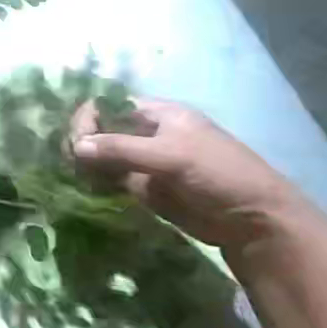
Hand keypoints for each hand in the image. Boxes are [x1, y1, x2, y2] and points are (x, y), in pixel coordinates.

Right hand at [69, 97, 313, 250]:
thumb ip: (121, 149)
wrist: (252, 222)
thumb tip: (76, 146)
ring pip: (99, 154)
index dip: (88, 119)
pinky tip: (86, 187)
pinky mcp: (140, 185)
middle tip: (73, 161)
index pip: (108, 105)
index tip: (78, 142)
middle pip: (99, 128)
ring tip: (77, 176)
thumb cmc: (220, 175)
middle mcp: (146, 132)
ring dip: (84, 163)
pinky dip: (93, 180)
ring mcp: (142, 159)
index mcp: (158, 114)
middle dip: (82, 142)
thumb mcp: (171, 156)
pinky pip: (106, 177)